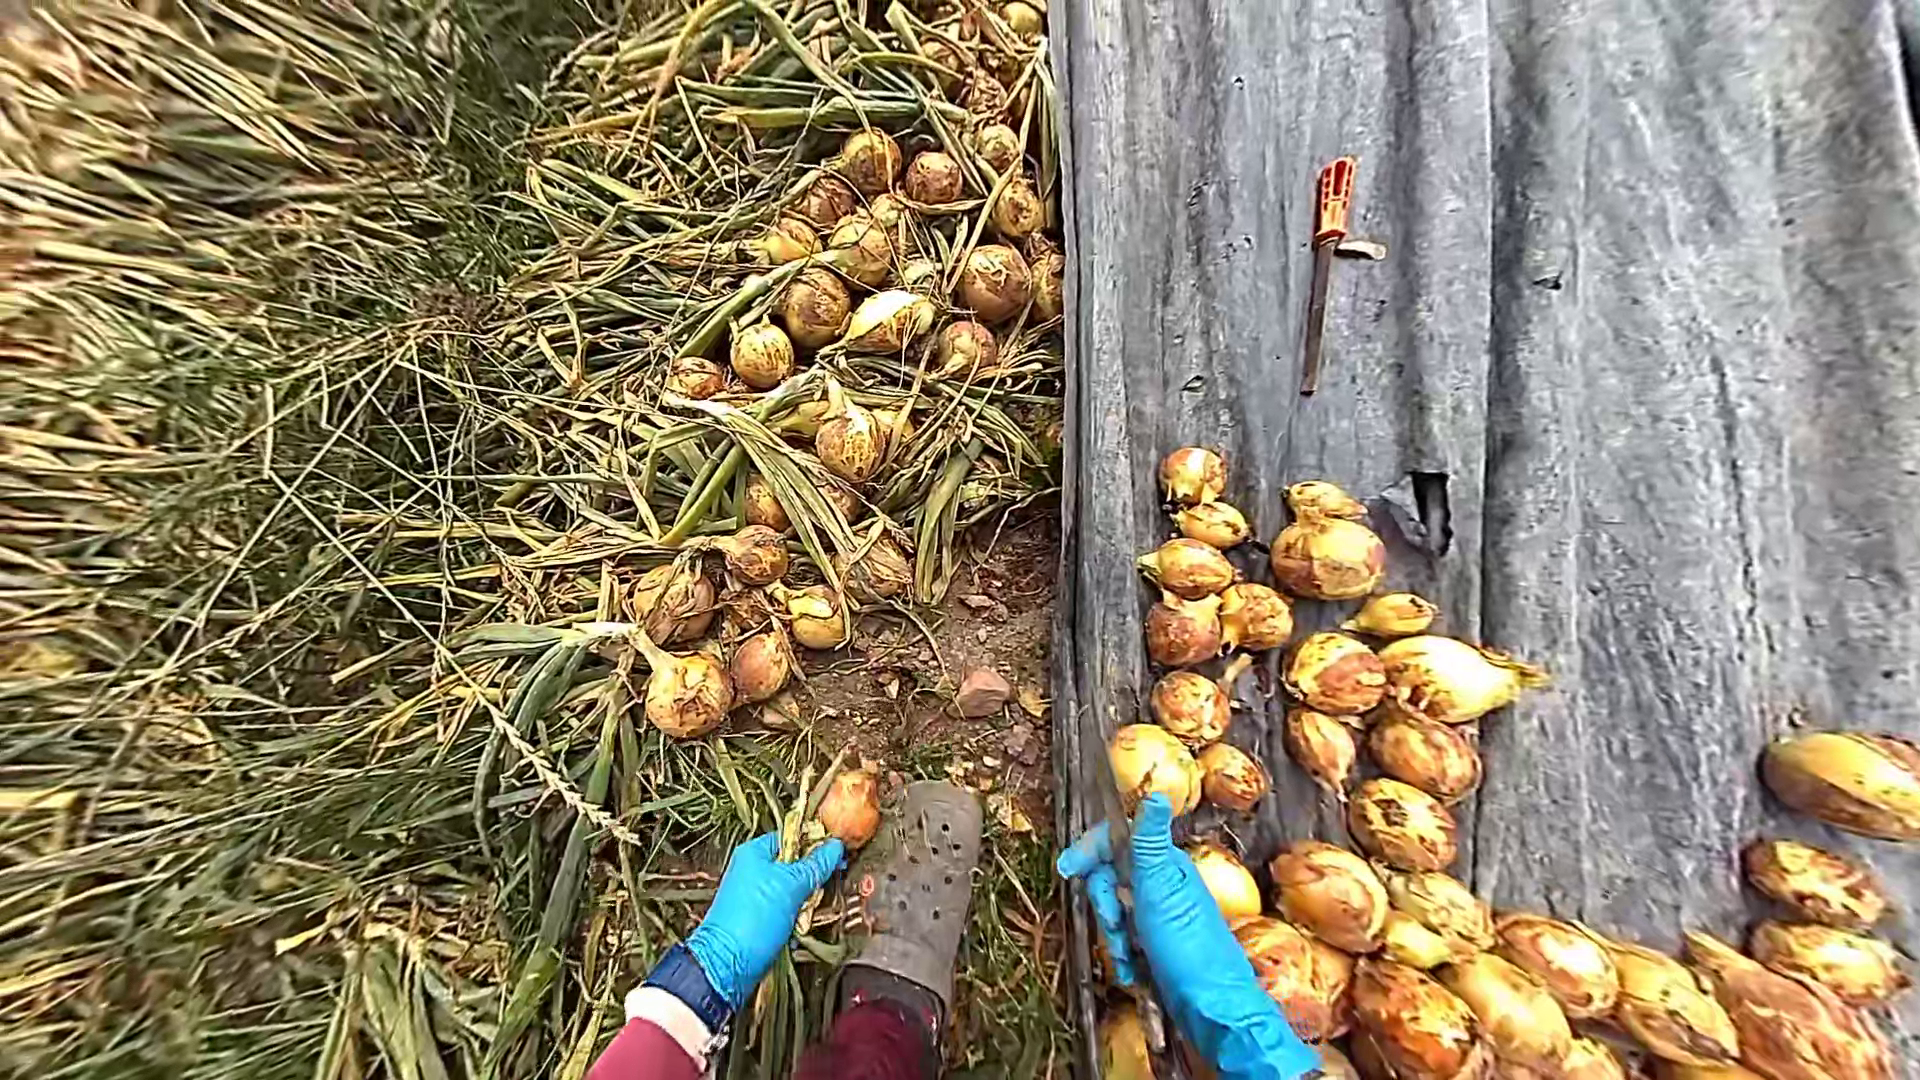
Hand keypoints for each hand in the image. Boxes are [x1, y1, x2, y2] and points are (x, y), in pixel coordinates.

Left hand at [686, 833, 845, 1009]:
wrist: (725, 970)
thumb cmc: (753, 919)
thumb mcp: (792, 885)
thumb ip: (817, 864)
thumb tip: (835, 846)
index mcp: (755, 851)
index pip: (793, 835)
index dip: (815, 842)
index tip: (833, 853)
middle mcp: (752, 869)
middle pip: (795, 862)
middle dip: (811, 876)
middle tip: (822, 885)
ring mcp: (754, 894)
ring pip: (792, 887)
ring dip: (805, 899)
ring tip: (807, 911)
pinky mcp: (757, 918)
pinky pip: (785, 908)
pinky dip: (795, 916)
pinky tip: (799, 926)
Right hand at [1057, 795, 1318, 1079]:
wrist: (1216, 1015)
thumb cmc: (1187, 947)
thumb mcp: (1161, 887)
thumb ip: (1150, 840)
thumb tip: (1156, 793)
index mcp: (1162, 862)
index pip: (1115, 838)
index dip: (1089, 849)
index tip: (1068, 869)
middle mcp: (1160, 881)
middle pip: (1109, 874)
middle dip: (1104, 901)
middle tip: (1115, 924)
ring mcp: (1158, 913)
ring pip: (1114, 907)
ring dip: (1112, 932)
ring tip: (1126, 954)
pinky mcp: (1155, 942)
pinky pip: (1123, 936)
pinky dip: (1121, 952)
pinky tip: (1131, 969)